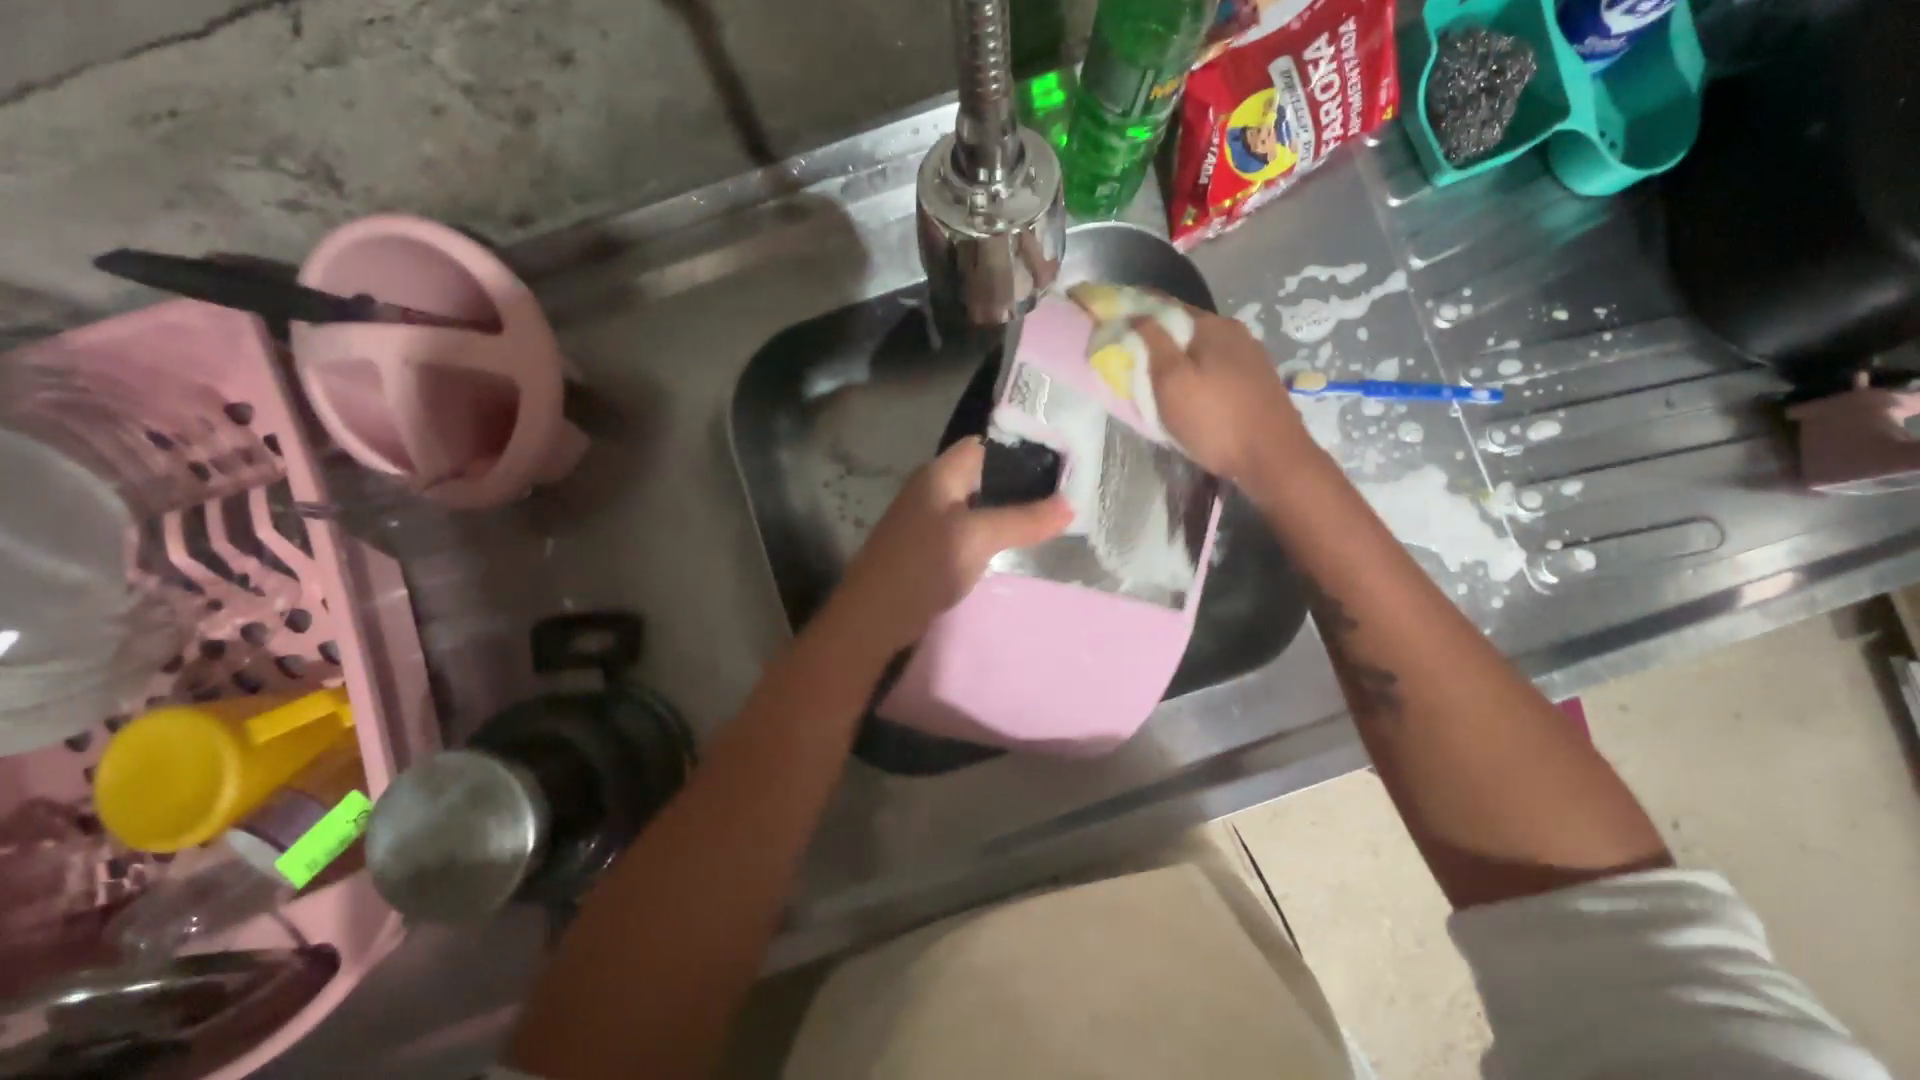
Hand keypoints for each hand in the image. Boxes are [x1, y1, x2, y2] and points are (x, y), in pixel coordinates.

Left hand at [825, 438, 1073, 653]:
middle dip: (1020, 483)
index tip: (1060, 462)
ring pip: (976, 505)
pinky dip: (991, 534)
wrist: (873, 619)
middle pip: (982, 475)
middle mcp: (932, 490)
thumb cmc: (923, 566)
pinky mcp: (929, 550)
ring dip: (1007, 511)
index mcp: (939, 474)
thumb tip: (1071, 504)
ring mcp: (927, 521)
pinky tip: (1014, 547)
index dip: (1020, 448)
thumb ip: (1023, 520)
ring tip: (1049, 519)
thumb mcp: (978, 538)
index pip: (984, 445)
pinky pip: (967, 531)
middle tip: (1064, 493)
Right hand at [1133, 309, 1308, 485]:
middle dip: (1160, 338)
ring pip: (1204, 350)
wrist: (1273, 458)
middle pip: (1187, 328)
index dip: (1138, 312)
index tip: (1115, 324)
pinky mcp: (1259, 381)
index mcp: (1212, 325)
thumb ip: (1153, 342)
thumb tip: (1138, 315)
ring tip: (1159, 379)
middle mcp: (1236, 332)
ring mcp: (1252, 356)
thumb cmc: (1214, 420)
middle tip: (1133, 358)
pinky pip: (1219, 368)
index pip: (1166, 305)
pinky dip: (1200, 374)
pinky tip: (1193, 393)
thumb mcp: (1171, 381)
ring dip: (1181, 358)